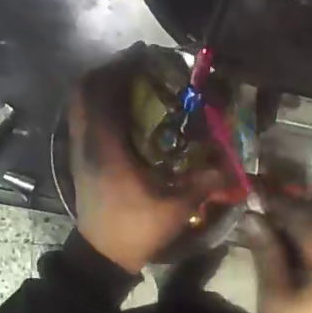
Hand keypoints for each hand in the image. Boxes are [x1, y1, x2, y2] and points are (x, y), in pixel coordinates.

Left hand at [67, 58, 216, 273]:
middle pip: (83, 91)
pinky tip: (124, 115)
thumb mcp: (175, 207)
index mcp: (106, 147)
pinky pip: (83, 121)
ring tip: (131, 85)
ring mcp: (78, 151)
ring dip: (101, 89)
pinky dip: (98, 108)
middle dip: (108, 72)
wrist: (102, 256)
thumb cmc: (136, 228)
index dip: (118, 68)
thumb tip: (233, 167)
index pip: (100, 92)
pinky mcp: (79, 161)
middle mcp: (86, 142)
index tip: (143, 56)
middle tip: (138, 67)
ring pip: (79, 106)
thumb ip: (205, 183)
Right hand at [246, 198, 311, 312]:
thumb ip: (266, 253)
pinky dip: (311, 229)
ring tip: (271, 216)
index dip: (275, 203)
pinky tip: (291, 234)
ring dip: (299, 216)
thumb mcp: (275, 295)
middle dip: (287, 206)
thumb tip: (253, 218)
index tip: (252, 193)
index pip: (300, 216)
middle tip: (259, 202)